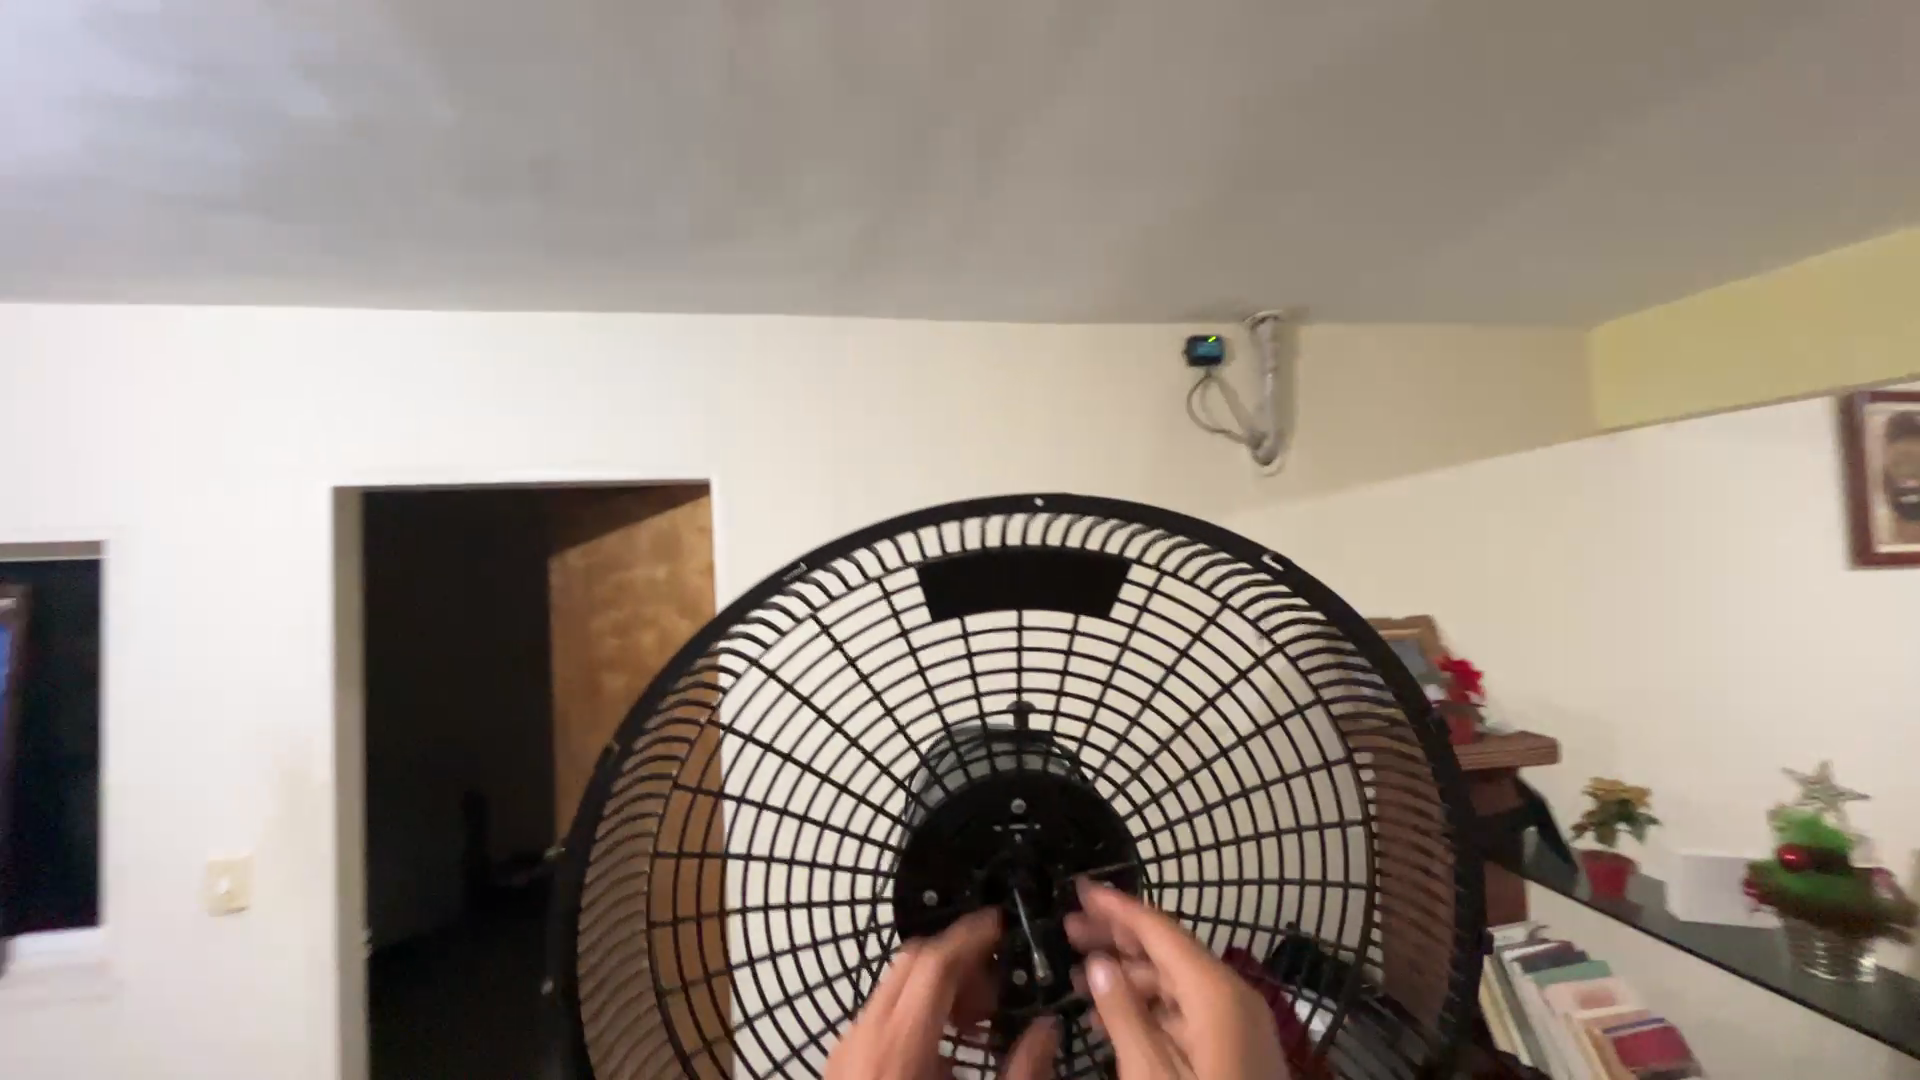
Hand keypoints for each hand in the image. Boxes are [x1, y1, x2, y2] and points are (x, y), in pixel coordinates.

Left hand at [826, 909, 1058, 1079]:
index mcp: (898, 1047)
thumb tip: (1048, 1029)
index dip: (970, 937)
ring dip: (937, 986)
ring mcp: (846, 1049)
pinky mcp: (841, 1065)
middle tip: (997, 982)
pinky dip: (915, 1010)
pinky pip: (881, 1013)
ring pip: (894, 985)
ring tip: (977, 1020)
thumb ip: (1022, 1073)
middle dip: (958, 961)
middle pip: (913, 964)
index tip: (1001, 924)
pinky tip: (944, 1046)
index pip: (934, 965)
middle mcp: (864, 1036)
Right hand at [1067, 881, 1289, 1079]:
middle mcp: (1232, 997)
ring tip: (1079, 978)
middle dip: (1116, 938)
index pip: (1158, 929)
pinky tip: (1114, 1019)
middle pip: (1166, 950)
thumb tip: (1098, 963)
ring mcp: (1239, 1027)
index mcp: (1216, 992)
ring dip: (1128, 976)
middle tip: (1067, 929)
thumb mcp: (1151, 1076)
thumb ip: (1123, 1014)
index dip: (1116, 907)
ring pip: (1176, 982)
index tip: (1079, 889)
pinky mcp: (1238, 1053)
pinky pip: (1188, 1012)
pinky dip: (1150, 1008)